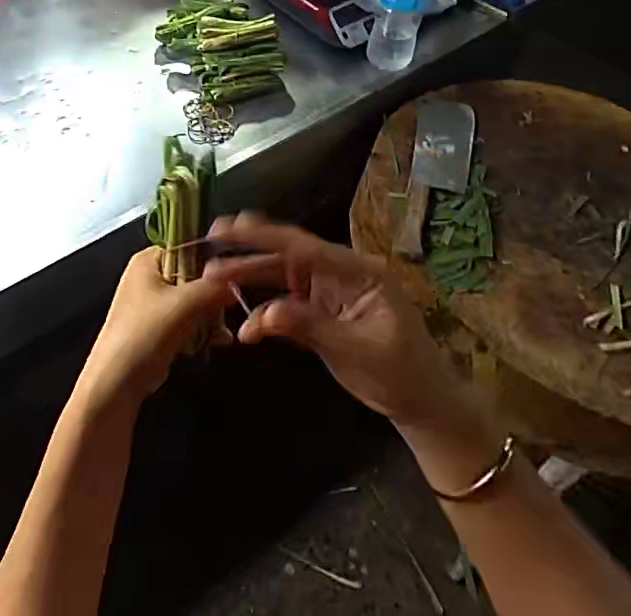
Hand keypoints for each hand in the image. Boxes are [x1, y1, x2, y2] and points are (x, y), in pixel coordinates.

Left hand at [79, 247, 232, 410]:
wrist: (118, 381)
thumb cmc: (142, 335)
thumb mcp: (183, 304)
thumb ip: (214, 287)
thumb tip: (237, 279)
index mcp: (148, 260)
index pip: (188, 248)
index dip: (211, 263)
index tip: (229, 280)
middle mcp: (150, 276)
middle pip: (195, 276)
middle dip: (212, 298)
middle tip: (220, 314)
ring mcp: (155, 302)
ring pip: (196, 300)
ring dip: (210, 317)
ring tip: (216, 333)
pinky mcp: (160, 325)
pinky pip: (190, 319)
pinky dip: (202, 330)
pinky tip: (214, 341)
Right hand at [204, 214, 460, 431]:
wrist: (420, 405)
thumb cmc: (401, 374)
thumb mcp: (358, 351)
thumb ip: (309, 327)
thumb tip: (263, 313)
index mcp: (357, 271)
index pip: (305, 245)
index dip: (265, 234)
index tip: (231, 226)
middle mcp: (338, 273)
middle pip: (286, 255)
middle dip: (247, 251)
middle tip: (210, 244)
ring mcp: (325, 292)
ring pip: (279, 277)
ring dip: (247, 280)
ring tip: (211, 281)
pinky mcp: (317, 311)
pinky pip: (283, 304)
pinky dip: (261, 314)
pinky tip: (243, 329)